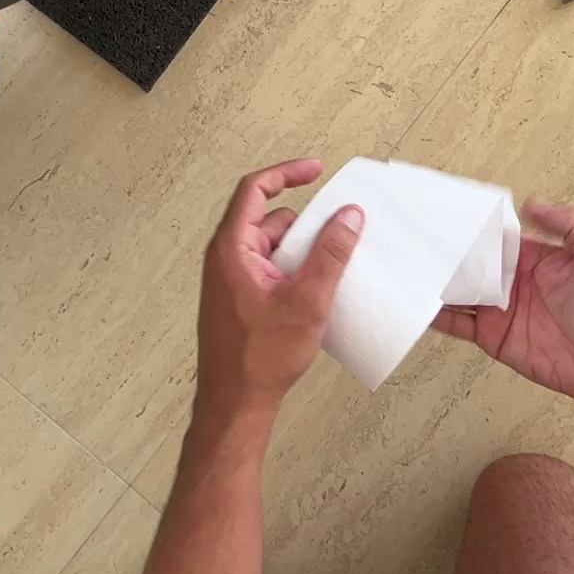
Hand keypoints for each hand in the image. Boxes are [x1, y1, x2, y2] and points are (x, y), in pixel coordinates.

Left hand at [196, 160, 363, 423]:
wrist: (235, 404)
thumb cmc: (259, 359)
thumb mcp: (307, 300)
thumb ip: (330, 253)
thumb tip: (348, 216)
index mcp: (232, 249)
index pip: (254, 189)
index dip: (286, 173)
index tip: (316, 169)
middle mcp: (226, 258)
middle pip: (270, 219)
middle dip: (306, 226)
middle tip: (337, 237)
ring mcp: (231, 278)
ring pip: (274, 246)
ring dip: (302, 252)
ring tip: (328, 275)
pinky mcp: (240, 296)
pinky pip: (271, 267)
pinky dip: (294, 270)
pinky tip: (315, 292)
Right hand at [432, 199, 573, 403]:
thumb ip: (570, 225)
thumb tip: (530, 203)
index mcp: (530, 256)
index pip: (494, 235)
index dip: (473, 225)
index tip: (447, 213)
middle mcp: (508, 279)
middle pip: (469, 260)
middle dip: (446, 250)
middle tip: (416, 239)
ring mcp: (497, 308)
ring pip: (456, 289)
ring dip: (435, 280)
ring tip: (409, 268)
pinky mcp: (490, 335)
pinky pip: (456, 323)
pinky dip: (435, 315)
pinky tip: (417, 305)